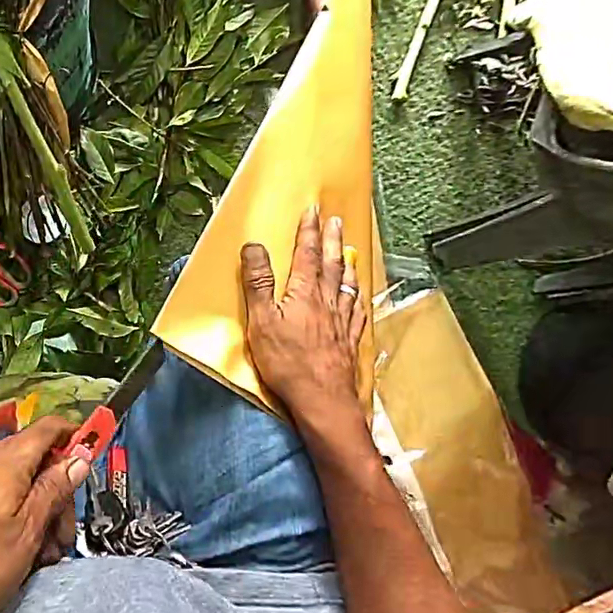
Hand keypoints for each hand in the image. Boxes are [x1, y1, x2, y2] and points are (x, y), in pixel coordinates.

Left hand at [0, 417, 90, 612]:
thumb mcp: (26, 531)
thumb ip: (54, 489)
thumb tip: (79, 457)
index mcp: (7, 458)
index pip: (51, 427)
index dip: (78, 440)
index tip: (94, 469)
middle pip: (41, 459)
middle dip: (61, 494)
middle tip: (63, 538)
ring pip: (24, 482)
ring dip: (42, 512)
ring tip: (42, 555)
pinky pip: (4, 496)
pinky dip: (20, 518)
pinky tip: (21, 553)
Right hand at [241, 206, 368, 426]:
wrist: (323, 400)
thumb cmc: (287, 363)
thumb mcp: (262, 321)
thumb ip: (259, 283)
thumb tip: (254, 247)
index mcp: (304, 294)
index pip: (307, 255)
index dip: (308, 232)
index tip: (312, 211)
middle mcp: (327, 302)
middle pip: (331, 264)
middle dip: (331, 240)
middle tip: (335, 220)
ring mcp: (342, 321)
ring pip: (347, 284)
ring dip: (347, 263)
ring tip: (349, 249)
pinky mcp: (349, 340)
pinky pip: (357, 311)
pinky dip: (358, 297)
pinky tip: (359, 296)